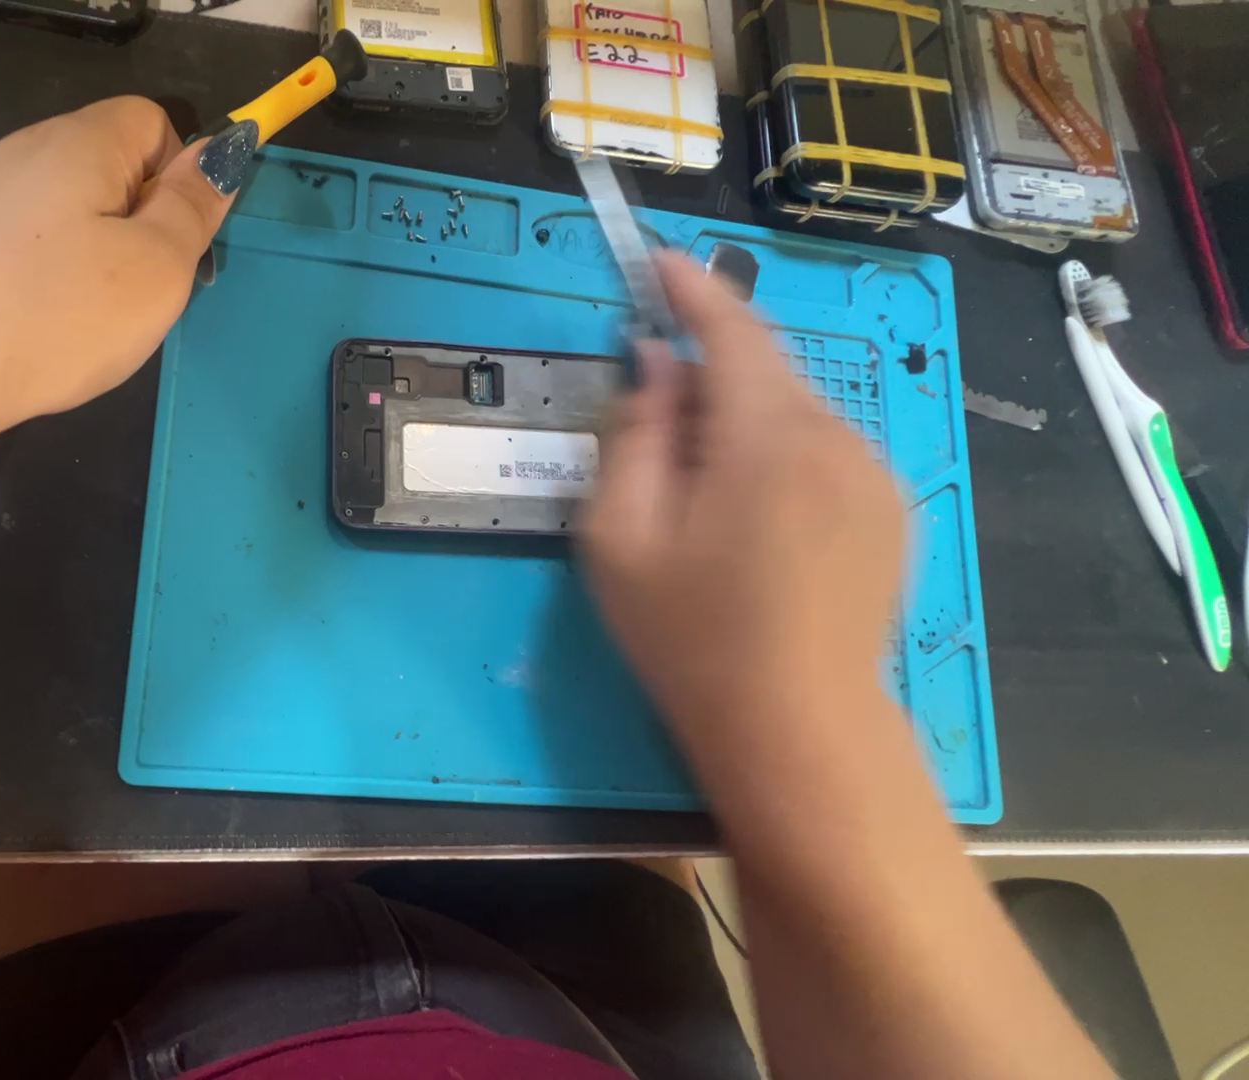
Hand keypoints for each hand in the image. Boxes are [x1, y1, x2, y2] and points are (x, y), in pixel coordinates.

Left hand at [0, 97, 241, 437]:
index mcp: (82, 143)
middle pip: (107, 168)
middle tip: (136, 296)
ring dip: (91, 258)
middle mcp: (22, 152)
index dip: (181, 178)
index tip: (176, 247)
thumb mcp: (156, 268)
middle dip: (138, 226)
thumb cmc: (56, 317)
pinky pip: (21, 246)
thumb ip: (194, 207)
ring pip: (63, 214)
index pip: (153, 121)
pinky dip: (42, 279)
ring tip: (82, 321)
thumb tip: (220, 153)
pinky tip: (32, 327)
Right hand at [582, 253, 904, 735]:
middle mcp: (838, 439)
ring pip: (793, 408)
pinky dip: (772, 445)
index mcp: (766, 441)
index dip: (692, 290)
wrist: (795, 726)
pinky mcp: (889, 507)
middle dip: (706, 366)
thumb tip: (653, 367)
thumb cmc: (687, 633)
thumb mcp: (619, 537)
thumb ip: (633, 437)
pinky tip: (742, 508)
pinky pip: (821, 446)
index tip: (658, 260)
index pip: (732, 333)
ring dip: (737, 413)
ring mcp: (875, 474)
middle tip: (649, 410)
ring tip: (691, 480)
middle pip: (765, 369)